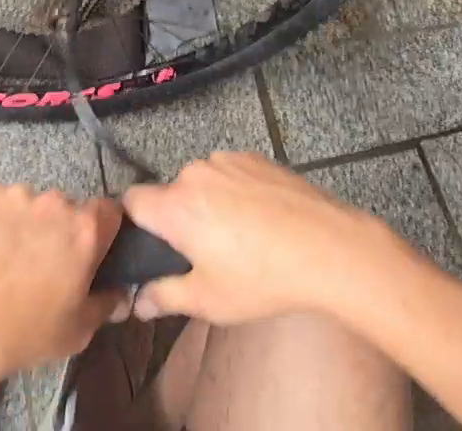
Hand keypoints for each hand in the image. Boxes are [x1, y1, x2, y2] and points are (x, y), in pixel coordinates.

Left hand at [0, 184, 124, 380]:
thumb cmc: (26, 332)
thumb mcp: (78, 330)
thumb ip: (106, 305)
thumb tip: (121, 293)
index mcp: (85, 230)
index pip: (109, 212)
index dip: (102, 229)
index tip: (90, 250)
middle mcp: (55, 202)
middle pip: (66, 207)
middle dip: (59, 228)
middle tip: (42, 259)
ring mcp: (16, 194)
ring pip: (29, 203)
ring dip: (26, 221)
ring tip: (6, 254)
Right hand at [121, 152, 411, 324]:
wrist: (330, 249)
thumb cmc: (263, 279)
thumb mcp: (209, 300)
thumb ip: (165, 297)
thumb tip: (138, 303)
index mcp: (175, 206)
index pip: (131, 200)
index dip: (134, 221)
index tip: (153, 245)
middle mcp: (194, 174)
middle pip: (171, 193)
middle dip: (180, 218)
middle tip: (205, 252)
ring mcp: (227, 160)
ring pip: (202, 182)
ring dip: (209, 202)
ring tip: (240, 235)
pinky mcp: (256, 158)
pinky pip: (231, 173)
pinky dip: (236, 191)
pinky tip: (262, 218)